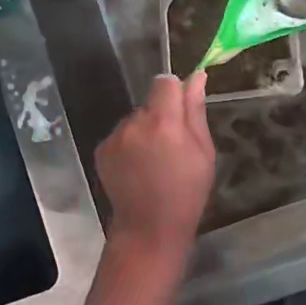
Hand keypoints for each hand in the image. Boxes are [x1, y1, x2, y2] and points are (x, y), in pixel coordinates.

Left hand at [95, 73, 214, 255]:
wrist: (149, 228)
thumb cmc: (187, 193)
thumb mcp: (203, 152)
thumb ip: (195, 111)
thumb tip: (197, 76)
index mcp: (163, 122)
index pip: (165, 82)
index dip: (175, 93)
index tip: (182, 113)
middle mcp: (134, 124)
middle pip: (148, 103)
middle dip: (161, 116)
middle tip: (172, 147)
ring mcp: (114, 137)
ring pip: (133, 120)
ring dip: (143, 131)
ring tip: (153, 162)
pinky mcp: (102, 150)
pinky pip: (120, 136)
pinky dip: (129, 146)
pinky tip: (137, 169)